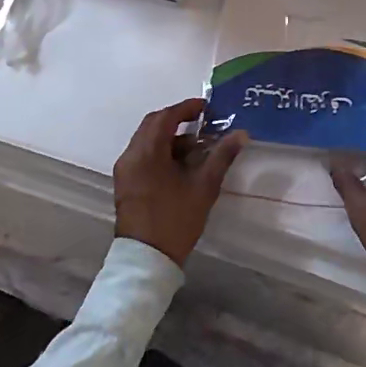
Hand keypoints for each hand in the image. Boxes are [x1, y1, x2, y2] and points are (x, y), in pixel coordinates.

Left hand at [112, 98, 247, 266]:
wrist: (147, 258)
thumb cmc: (176, 219)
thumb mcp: (204, 186)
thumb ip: (221, 156)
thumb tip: (240, 134)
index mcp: (146, 152)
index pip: (165, 117)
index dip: (186, 108)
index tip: (206, 107)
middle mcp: (130, 155)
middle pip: (152, 125)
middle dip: (176, 120)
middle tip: (201, 123)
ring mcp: (125, 170)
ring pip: (146, 141)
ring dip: (169, 138)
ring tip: (196, 146)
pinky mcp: (125, 182)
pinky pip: (142, 155)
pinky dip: (160, 152)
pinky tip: (180, 164)